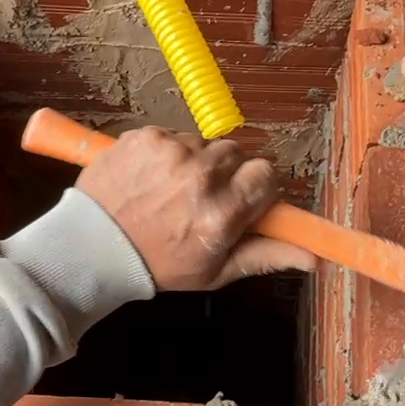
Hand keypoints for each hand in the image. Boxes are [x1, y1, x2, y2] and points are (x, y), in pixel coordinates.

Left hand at [75, 128, 315, 289]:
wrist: (90, 248)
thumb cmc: (157, 264)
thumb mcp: (215, 271)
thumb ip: (266, 256)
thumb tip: (314, 258)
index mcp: (222, 213)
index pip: (266, 175)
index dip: (255, 187)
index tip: (240, 199)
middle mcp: (201, 177)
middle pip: (237, 155)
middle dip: (225, 174)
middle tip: (199, 198)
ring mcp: (171, 152)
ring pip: (204, 144)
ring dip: (195, 162)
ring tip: (169, 190)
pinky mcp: (146, 135)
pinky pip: (173, 134)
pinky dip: (166, 152)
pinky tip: (150, 177)